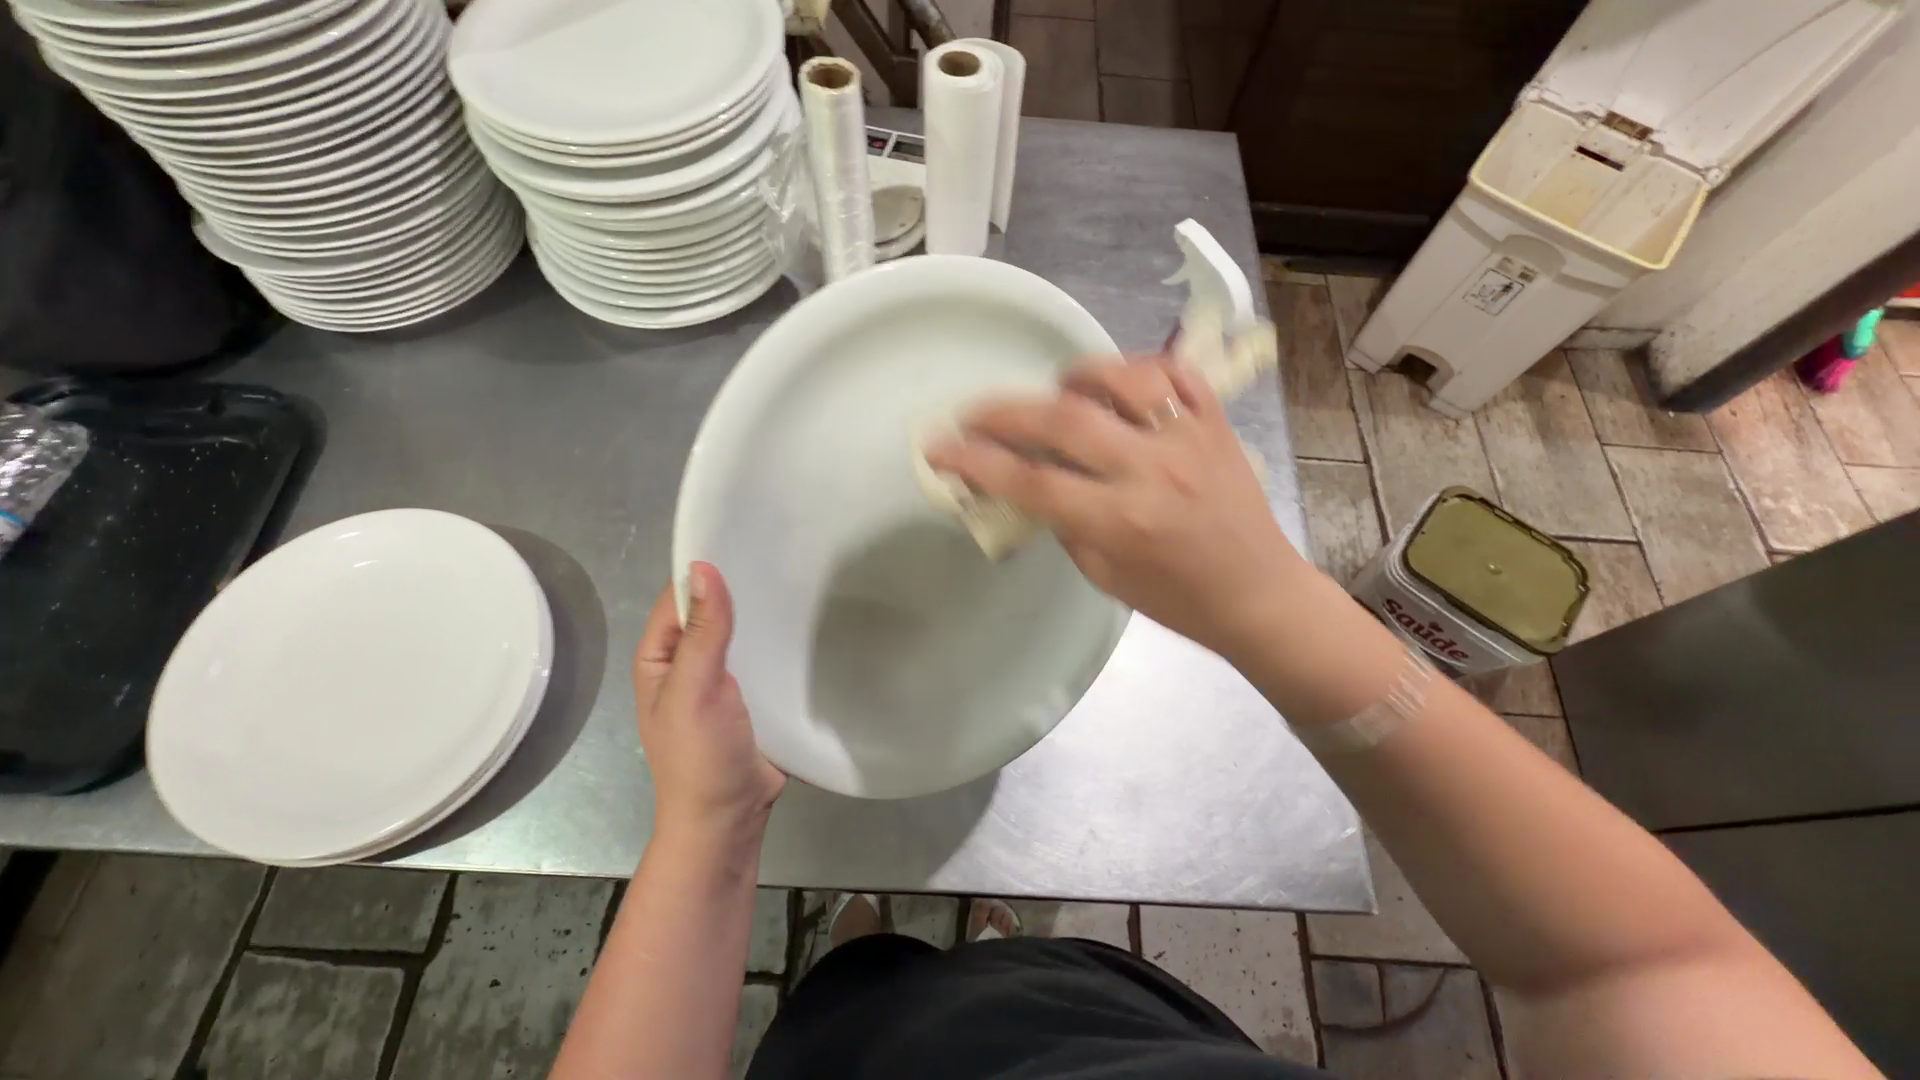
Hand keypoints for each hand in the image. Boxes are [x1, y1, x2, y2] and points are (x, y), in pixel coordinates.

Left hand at [633, 562, 784, 842]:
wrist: (728, 819)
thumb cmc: (700, 757)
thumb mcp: (696, 690)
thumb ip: (704, 632)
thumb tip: (704, 568)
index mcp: (660, 657)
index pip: (679, 598)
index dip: (705, 570)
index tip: (748, 540)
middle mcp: (687, 663)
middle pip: (711, 612)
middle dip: (740, 588)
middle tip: (786, 556)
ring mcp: (719, 681)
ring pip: (739, 634)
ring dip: (761, 615)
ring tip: (801, 582)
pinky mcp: (750, 697)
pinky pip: (760, 658)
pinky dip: (776, 643)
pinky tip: (803, 627)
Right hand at [925, 356, 1311, 658]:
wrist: (1258, 593)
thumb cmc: (1177, 598)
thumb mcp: (1106, 575)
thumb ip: (1064, 524)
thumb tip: (1029, 482)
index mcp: (1121, 520)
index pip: (1031, 480)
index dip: (976, 462)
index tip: (939, 448)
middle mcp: (1152, 469)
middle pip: (1063, 420)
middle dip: (1004, 412)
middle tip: (973, 414)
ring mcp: (1189, 438)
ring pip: (1123, 379)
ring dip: (1076, 375)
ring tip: (1056, 388)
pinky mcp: (1216, 422)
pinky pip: (1177, 373)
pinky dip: (1140, 368)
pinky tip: (1119, 383)